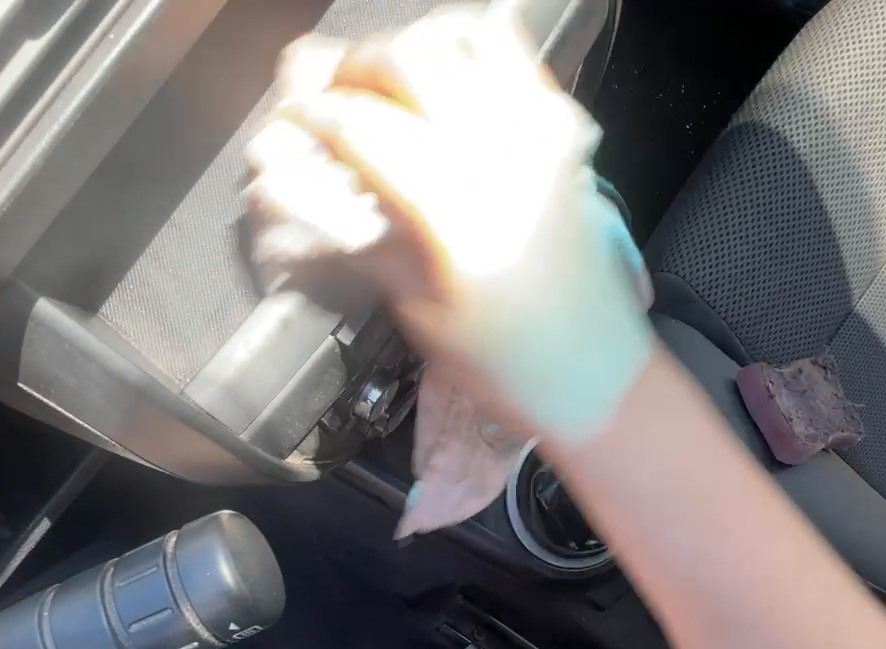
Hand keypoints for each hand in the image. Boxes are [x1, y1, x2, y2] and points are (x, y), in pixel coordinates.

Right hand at [247, 9, 655, 443]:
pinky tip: (447, 80)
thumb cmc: (504, 363)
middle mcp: (502, 154)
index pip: (367, 129)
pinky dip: (471, 48)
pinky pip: (516, 58)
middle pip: (411, 61)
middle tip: (332, 98)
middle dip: (356, 68)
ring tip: (387, 82)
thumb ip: (370, 244)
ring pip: (467, 39)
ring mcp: (541, 135)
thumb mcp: (421, 316)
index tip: (289, 120)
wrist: (596, 372)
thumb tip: (316, 193)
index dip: (316, 116)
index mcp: (457, 212)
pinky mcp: (565, 136)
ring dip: (413, 47)